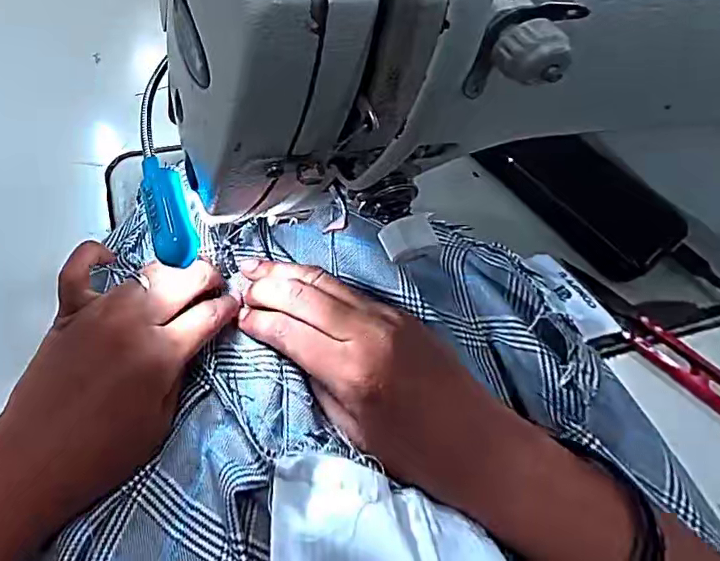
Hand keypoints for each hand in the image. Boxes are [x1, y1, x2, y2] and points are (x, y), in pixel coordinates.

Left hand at [0, 242, 236, 526]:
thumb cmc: (98, 453)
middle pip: (179, 281)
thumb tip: (189, 344)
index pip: (205, 316)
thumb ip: (177, 375)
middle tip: (212, 282)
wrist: (39, 455)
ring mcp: (98, 311)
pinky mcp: (68, 309)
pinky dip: (93, 256)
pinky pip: (79, 267)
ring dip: (164, 274)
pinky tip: (109, 259)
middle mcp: (131, 324)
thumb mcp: (159, 423)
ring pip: (141, 274)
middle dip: (204, 277)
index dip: (224, 307)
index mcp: (160, 356)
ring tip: (175, 280)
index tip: (231, 302)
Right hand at [235, 258, 540, 512]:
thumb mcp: (350, 427)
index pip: (287, 329)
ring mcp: (383, 314)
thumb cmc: (415, 452)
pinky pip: (341, 284)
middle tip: (238, 286)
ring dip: (282, 271)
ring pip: (320, 279)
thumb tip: (282, 343)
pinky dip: (309, 276)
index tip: (236, 316)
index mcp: (351, 370)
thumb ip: (313, 378)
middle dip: (263, 286)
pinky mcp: (394, 309)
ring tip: (253, 266)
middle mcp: (365, 332)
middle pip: (300, 292)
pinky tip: (292, 274)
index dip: (256, 319)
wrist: (482, 446)